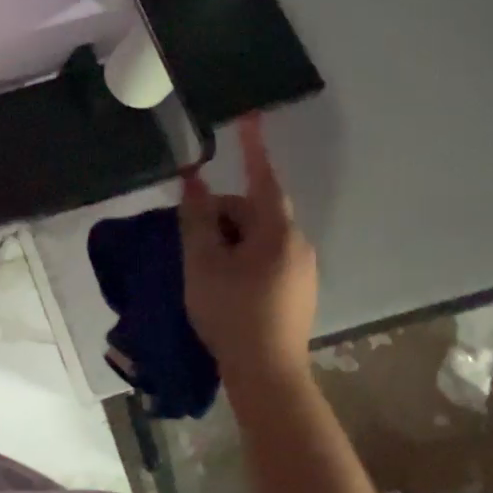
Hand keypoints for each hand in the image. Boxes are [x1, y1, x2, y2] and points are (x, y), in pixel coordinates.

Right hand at [180, 116, 318, 375]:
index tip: (248, 118)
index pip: (262, 179)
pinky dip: (243, 260)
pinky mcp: (299, 293)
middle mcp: (298, 245)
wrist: (267, 374)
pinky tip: (224, 286)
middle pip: (255, 214)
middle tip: (189, 238)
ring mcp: (303, 271)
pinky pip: (267, 261)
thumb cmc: (230, 312)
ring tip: (202, 266)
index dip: (252, 149)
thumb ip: (197, 218)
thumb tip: (195, 182)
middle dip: (223, 216)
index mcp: (276, 232)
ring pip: (260, 239)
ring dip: (231, 241)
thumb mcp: (202, 263)